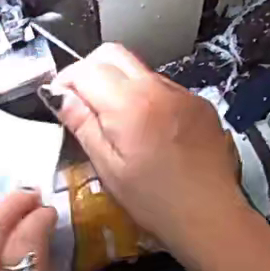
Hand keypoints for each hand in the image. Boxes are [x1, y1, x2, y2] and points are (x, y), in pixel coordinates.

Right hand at [49, 44, 248, 259]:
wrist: (211, 216)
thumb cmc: (152, 200)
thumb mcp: (107, 167)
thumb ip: (82, 125)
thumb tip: (58, 96)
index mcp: (131, 104)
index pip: (87, 69)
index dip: (66, 80)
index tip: (59, 100)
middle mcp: (158, 88)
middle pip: (113, 54)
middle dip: (88, 71)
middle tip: (79, 103)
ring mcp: (183, 94)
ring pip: (138, 70)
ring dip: (116, 84)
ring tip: (111, 122)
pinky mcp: (199, 104)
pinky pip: (161, 88)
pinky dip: (142, 98)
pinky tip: (143, 131)